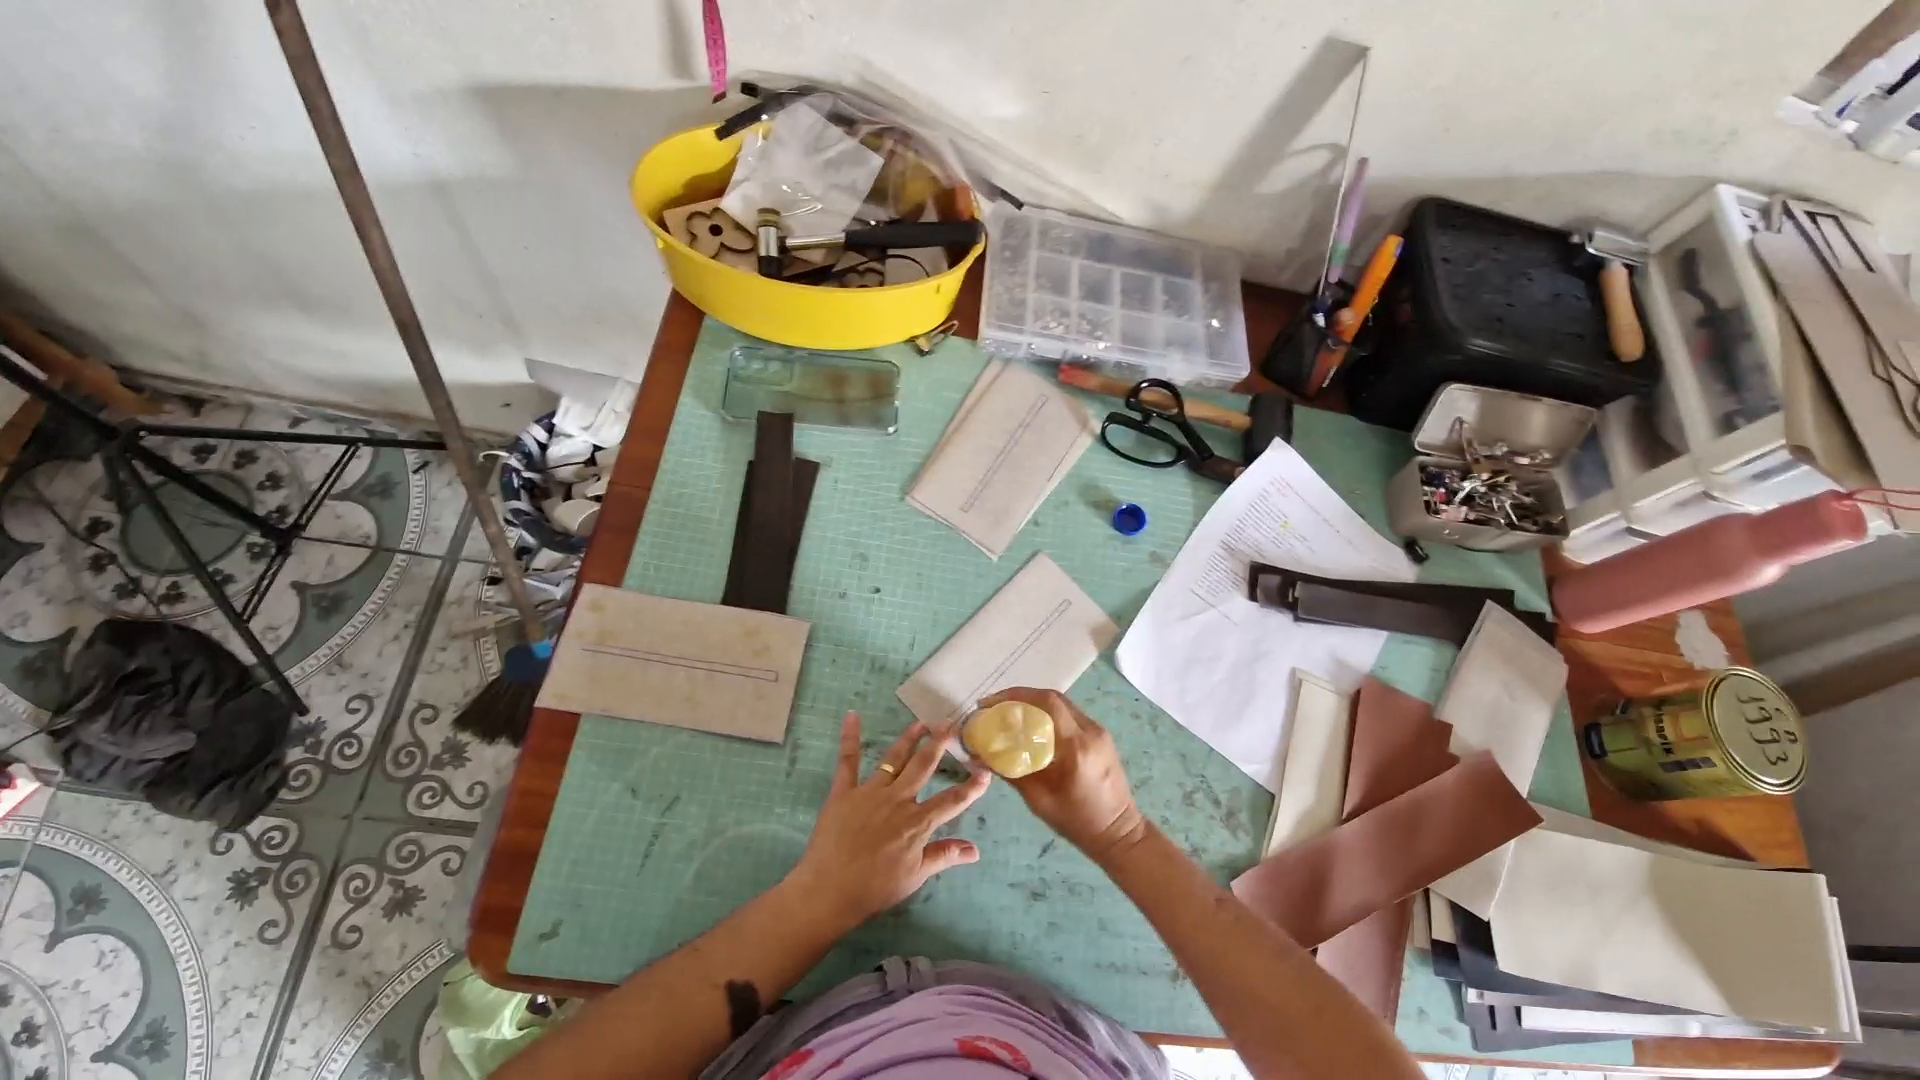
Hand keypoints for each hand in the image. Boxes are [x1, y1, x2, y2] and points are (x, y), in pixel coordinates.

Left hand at [785, 714, 992, 928]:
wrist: (830, 890)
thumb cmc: (875, 887)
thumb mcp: (915, 876)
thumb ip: (944, 856)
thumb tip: (975, 850)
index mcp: (918, 822)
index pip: (952, 801)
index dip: (971, 787)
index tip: (986, 771)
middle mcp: (898, 800)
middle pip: (923, 766)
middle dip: (939, 744)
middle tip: (950, 723)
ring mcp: (870, 793)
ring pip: (894, 758)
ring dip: (909, 738)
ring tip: (921, 722)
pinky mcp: (844, 792)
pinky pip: (848, 761)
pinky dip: (849, 738)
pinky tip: (852, 717)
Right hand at [978, 688, 1147, 863]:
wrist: (1119, 833)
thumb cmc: (1078, 821)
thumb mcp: (1038, 799)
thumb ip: (1010, 772)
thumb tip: (980, 756)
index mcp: (1077, 746)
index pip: (1047, 703)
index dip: (1016, 696)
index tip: (991, 704)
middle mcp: (1091, 731)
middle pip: (1054, 699)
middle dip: (1021, 698)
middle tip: (996, 708)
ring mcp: (1100, 732)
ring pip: (1063, 705)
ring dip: (1035, 705)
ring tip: (1010, 716)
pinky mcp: (1102, 737)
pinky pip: (1071, 716)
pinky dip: (1049, 716)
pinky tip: (1033, 729)